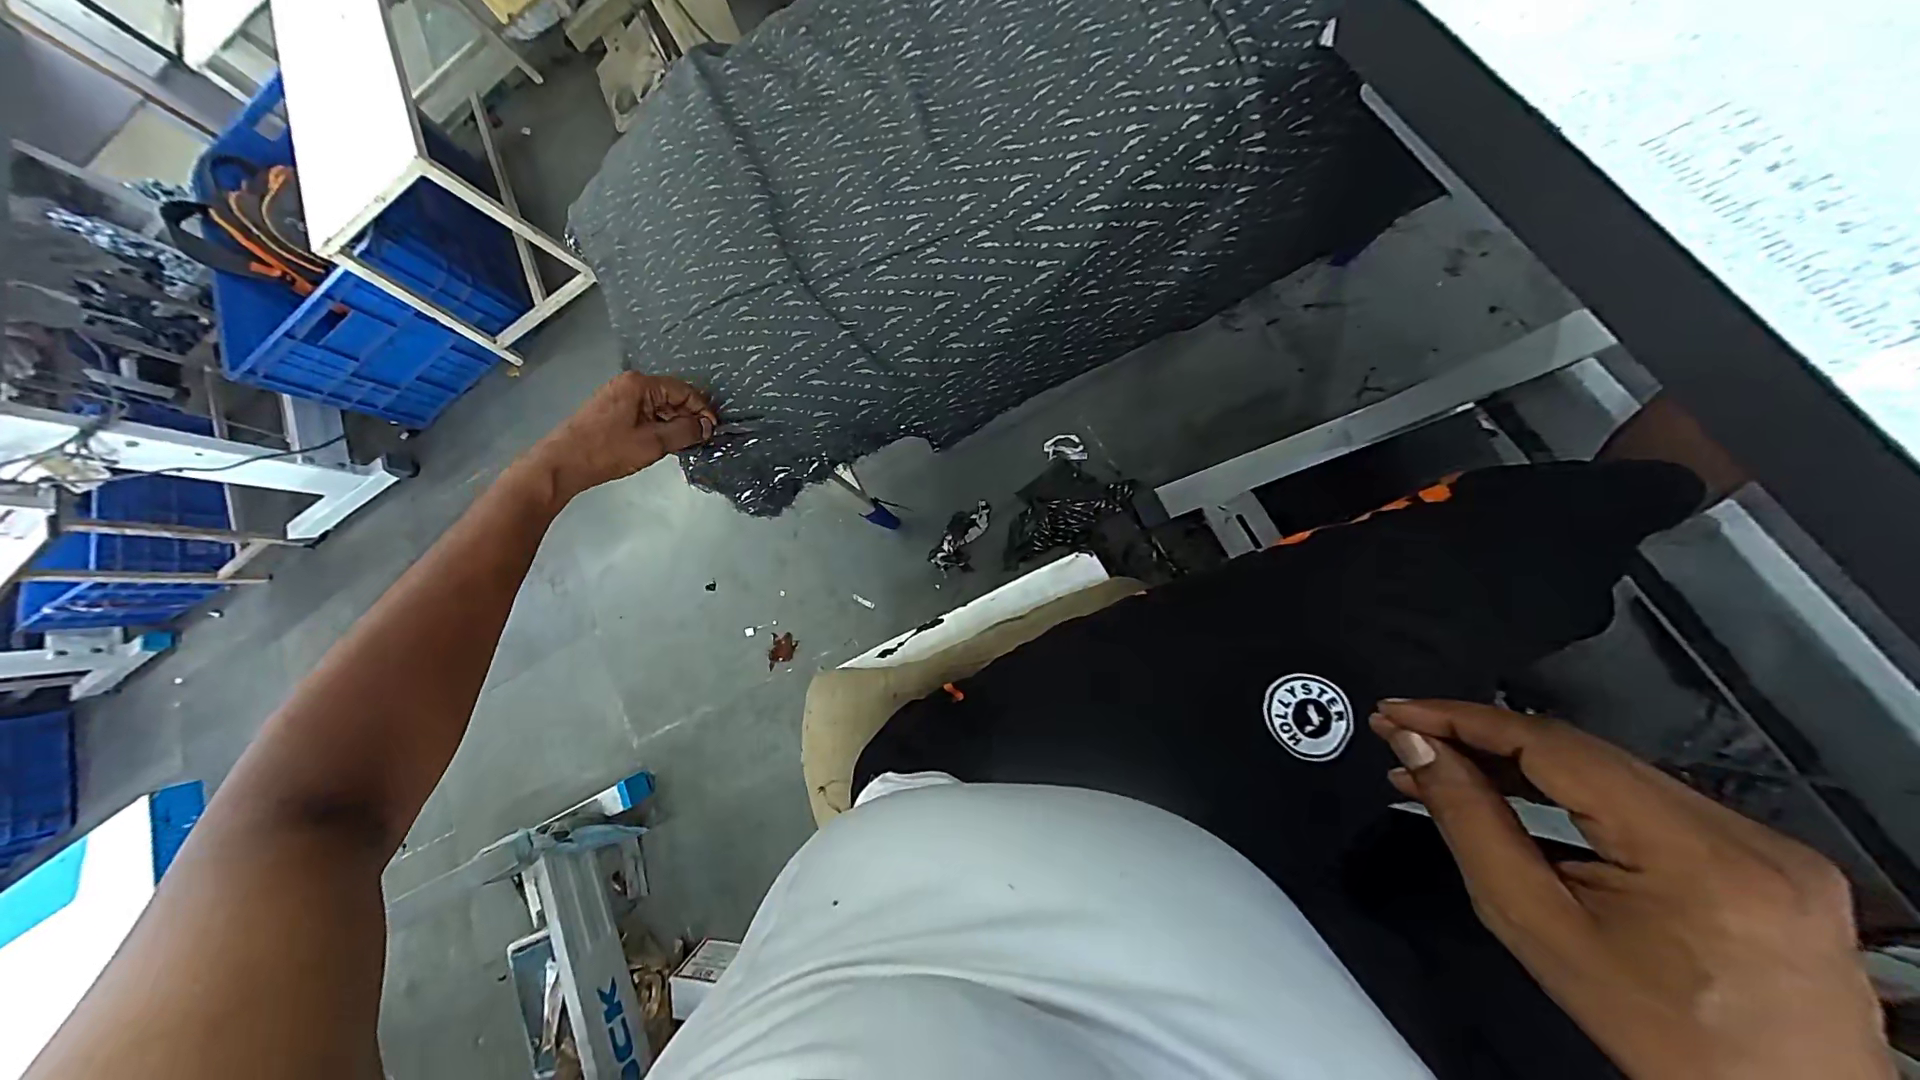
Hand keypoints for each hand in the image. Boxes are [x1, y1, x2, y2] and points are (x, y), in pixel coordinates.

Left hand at [516, 373, 715, 505]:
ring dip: (674, 423)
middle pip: (671, 396)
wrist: (562, 464)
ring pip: (659, 407)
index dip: (702, 410)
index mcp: (639, 385)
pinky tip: (664, 443)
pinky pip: (646, 414)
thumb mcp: (653, 443)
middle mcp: (629, 385)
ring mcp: (619, 397)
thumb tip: (705, 427)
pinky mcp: (613, 411)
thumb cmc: (606, 451)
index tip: (712, 430)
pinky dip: (659, 426)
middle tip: (702, 439)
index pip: (683, 390)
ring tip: (685, 444)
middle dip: (689, 417)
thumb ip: (685, 432)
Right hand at [1371, 699, 1889, 1079]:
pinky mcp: (1761, 852)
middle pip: (1579, 752)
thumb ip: (1469, 821)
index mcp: (1700, 855)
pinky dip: (1562, 789)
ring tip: (1438, 763)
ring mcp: (1764, 841)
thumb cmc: (1654, 1032)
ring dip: (1512, 762)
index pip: (1554, 747)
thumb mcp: (1533, 922)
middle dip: (1478, 737)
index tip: (1397, 713)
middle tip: (1403, 735)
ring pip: (1603, 770)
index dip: (1463, 719)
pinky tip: (1508, 790)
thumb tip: (1418, 747)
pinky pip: (1636, 796)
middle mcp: (1749, 835)